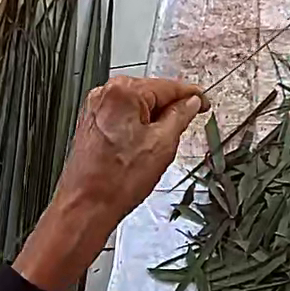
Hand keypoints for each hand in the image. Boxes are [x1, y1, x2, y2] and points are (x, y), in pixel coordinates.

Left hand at [16, 76, 208, 290]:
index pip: (168, 86)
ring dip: (154, 120)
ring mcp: (96, 108)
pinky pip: (124, 116)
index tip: (203, 103)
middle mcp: (105, 94)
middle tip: (187, 125)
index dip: (191, 96)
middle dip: (171, 109)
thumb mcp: (163, 144)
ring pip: (138, 105)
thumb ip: (181, 116)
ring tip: (160, 146)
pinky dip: (138, 127)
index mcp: (123, 92)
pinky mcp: (92, 122)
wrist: (86, 204)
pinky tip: (143, 148)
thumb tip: (191, 103)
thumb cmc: (116, 180)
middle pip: (151, 93)